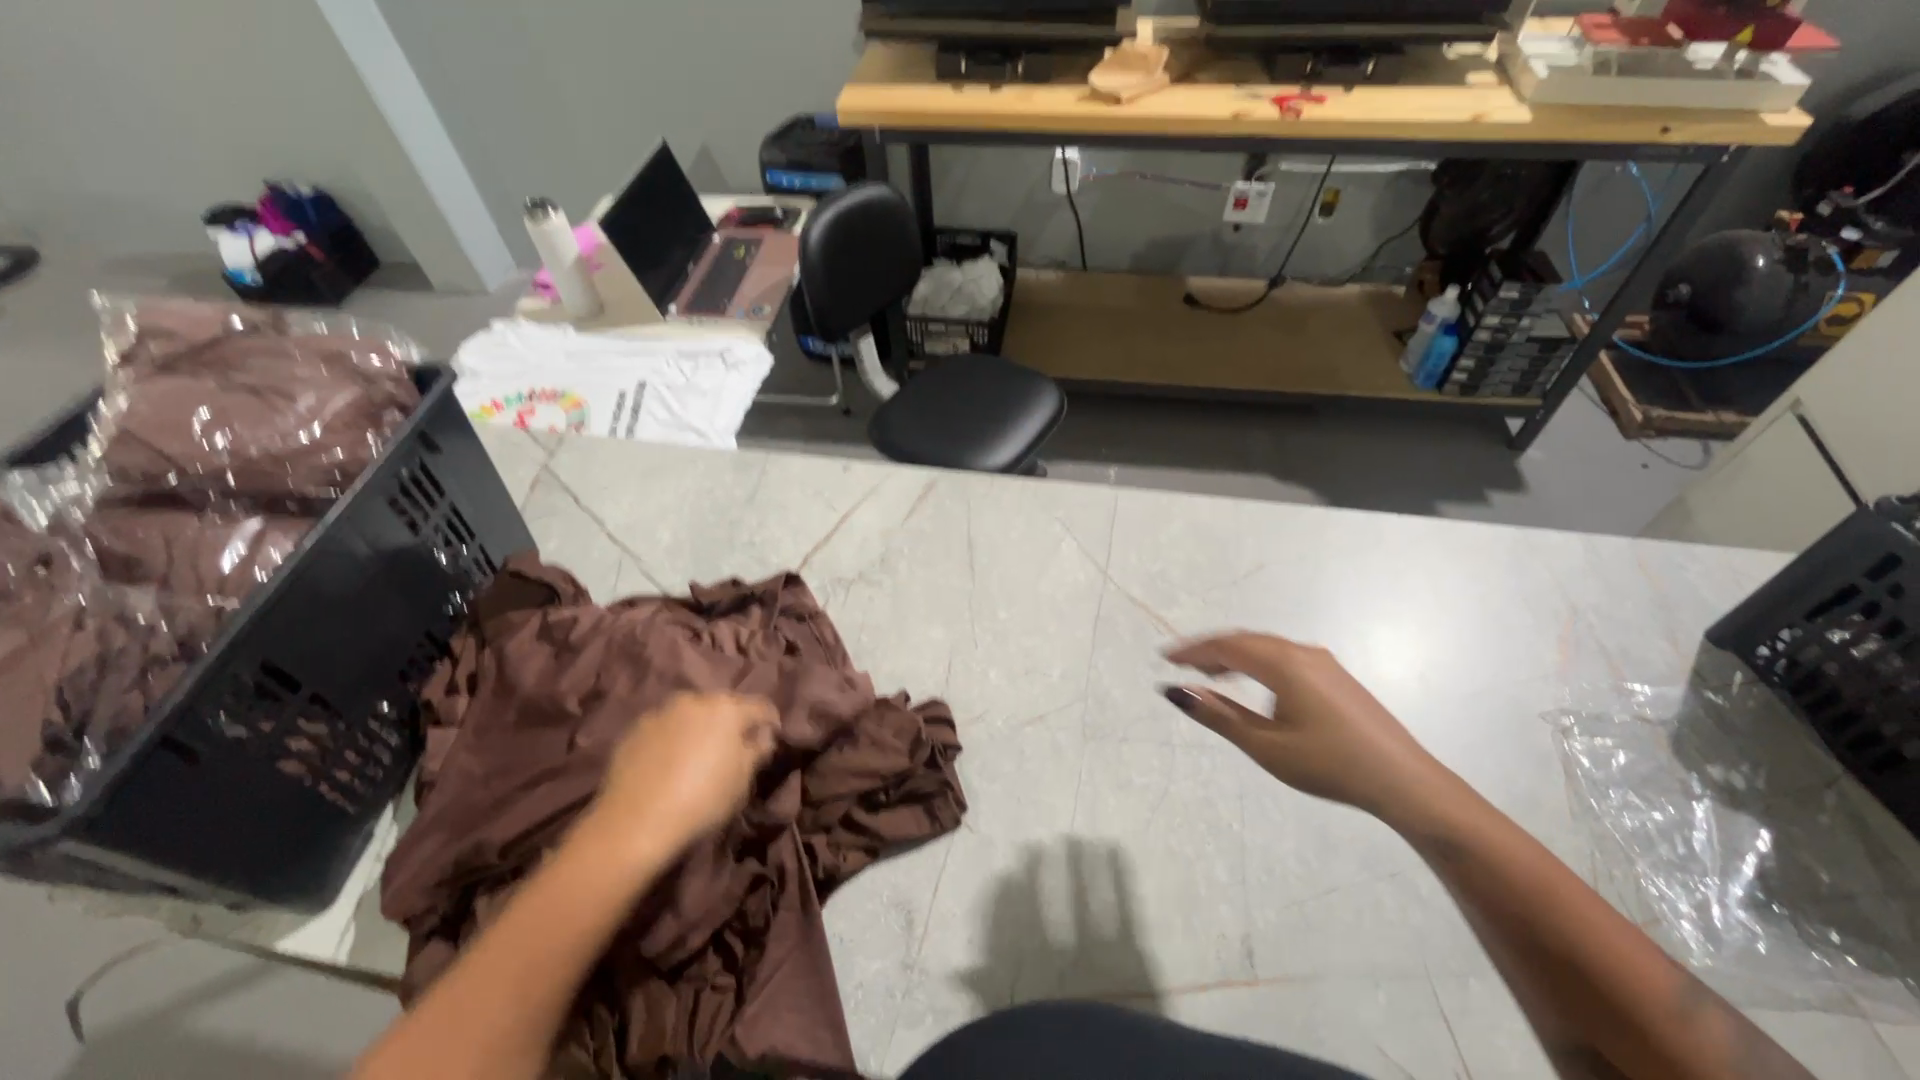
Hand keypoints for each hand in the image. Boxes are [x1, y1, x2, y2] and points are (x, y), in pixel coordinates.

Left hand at [583, 692, 779, 859]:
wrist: (636, 822)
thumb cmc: (703, 800)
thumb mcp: (742, 780)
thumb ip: (757, 750)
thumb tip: (763, 735)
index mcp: (727, 708)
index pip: (760, 706)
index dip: (770, 722)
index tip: (771, 738)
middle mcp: (694, 700)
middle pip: (722, 706)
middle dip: (731, 723)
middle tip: (733, 748)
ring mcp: (660, 712)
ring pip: (690, 715)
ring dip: (699, 728)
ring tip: (697, 755)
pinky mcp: (634, 730)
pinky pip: (664, 729)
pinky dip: (672, 739)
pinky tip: (669, 764)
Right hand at [1162, 632, 1448, 817]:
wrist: (1402, 780)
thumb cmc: (1328, 764)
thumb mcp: (1265, 746)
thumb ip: (1218, 715)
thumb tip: (1176, 690)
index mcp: (1284, 664)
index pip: (1226, 646)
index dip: (1192, 650)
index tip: (1163, 658)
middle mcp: (1303, 653)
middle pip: (1247, 641)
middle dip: (1211, 650)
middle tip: (1182, 666)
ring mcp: (1324, 664)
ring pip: (1267, 648)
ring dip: (1235, 656)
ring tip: (1211, 675)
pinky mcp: (1336, 678)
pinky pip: (1285, 658)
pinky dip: (1258, 663)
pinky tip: (1254, 685)